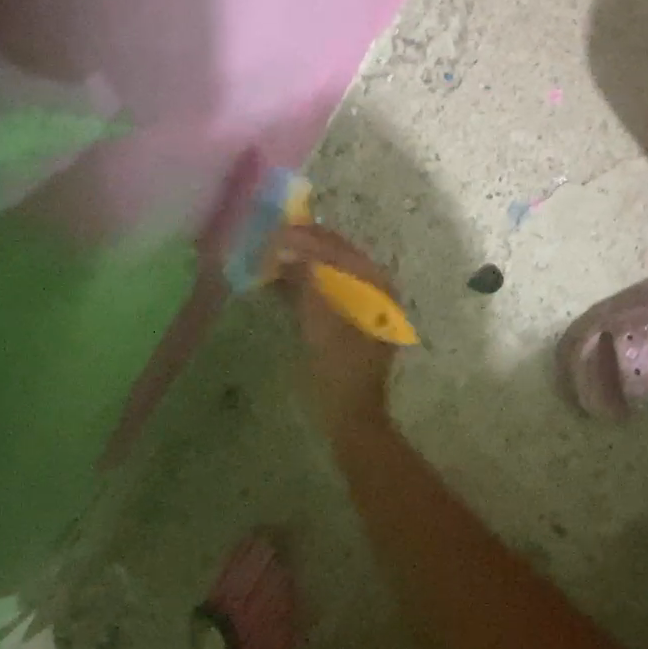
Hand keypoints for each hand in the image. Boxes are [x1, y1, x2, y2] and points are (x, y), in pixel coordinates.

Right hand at [274, 224, 399, 430]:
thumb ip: (306, 282)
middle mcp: (376, 291)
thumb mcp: (319, 323)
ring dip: (302, 265)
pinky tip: (280, 284)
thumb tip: (288, 249)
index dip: (307, 237)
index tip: (277, 230)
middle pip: (337, 257)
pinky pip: (327, 293)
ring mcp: (365, 308)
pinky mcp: (351, 324)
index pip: (340, 249)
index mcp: (377, 287)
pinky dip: (305, 286)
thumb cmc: (338, 371)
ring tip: (270, 256)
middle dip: (304, 247)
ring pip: (331, 274)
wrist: (351, 418)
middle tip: (270, 238)